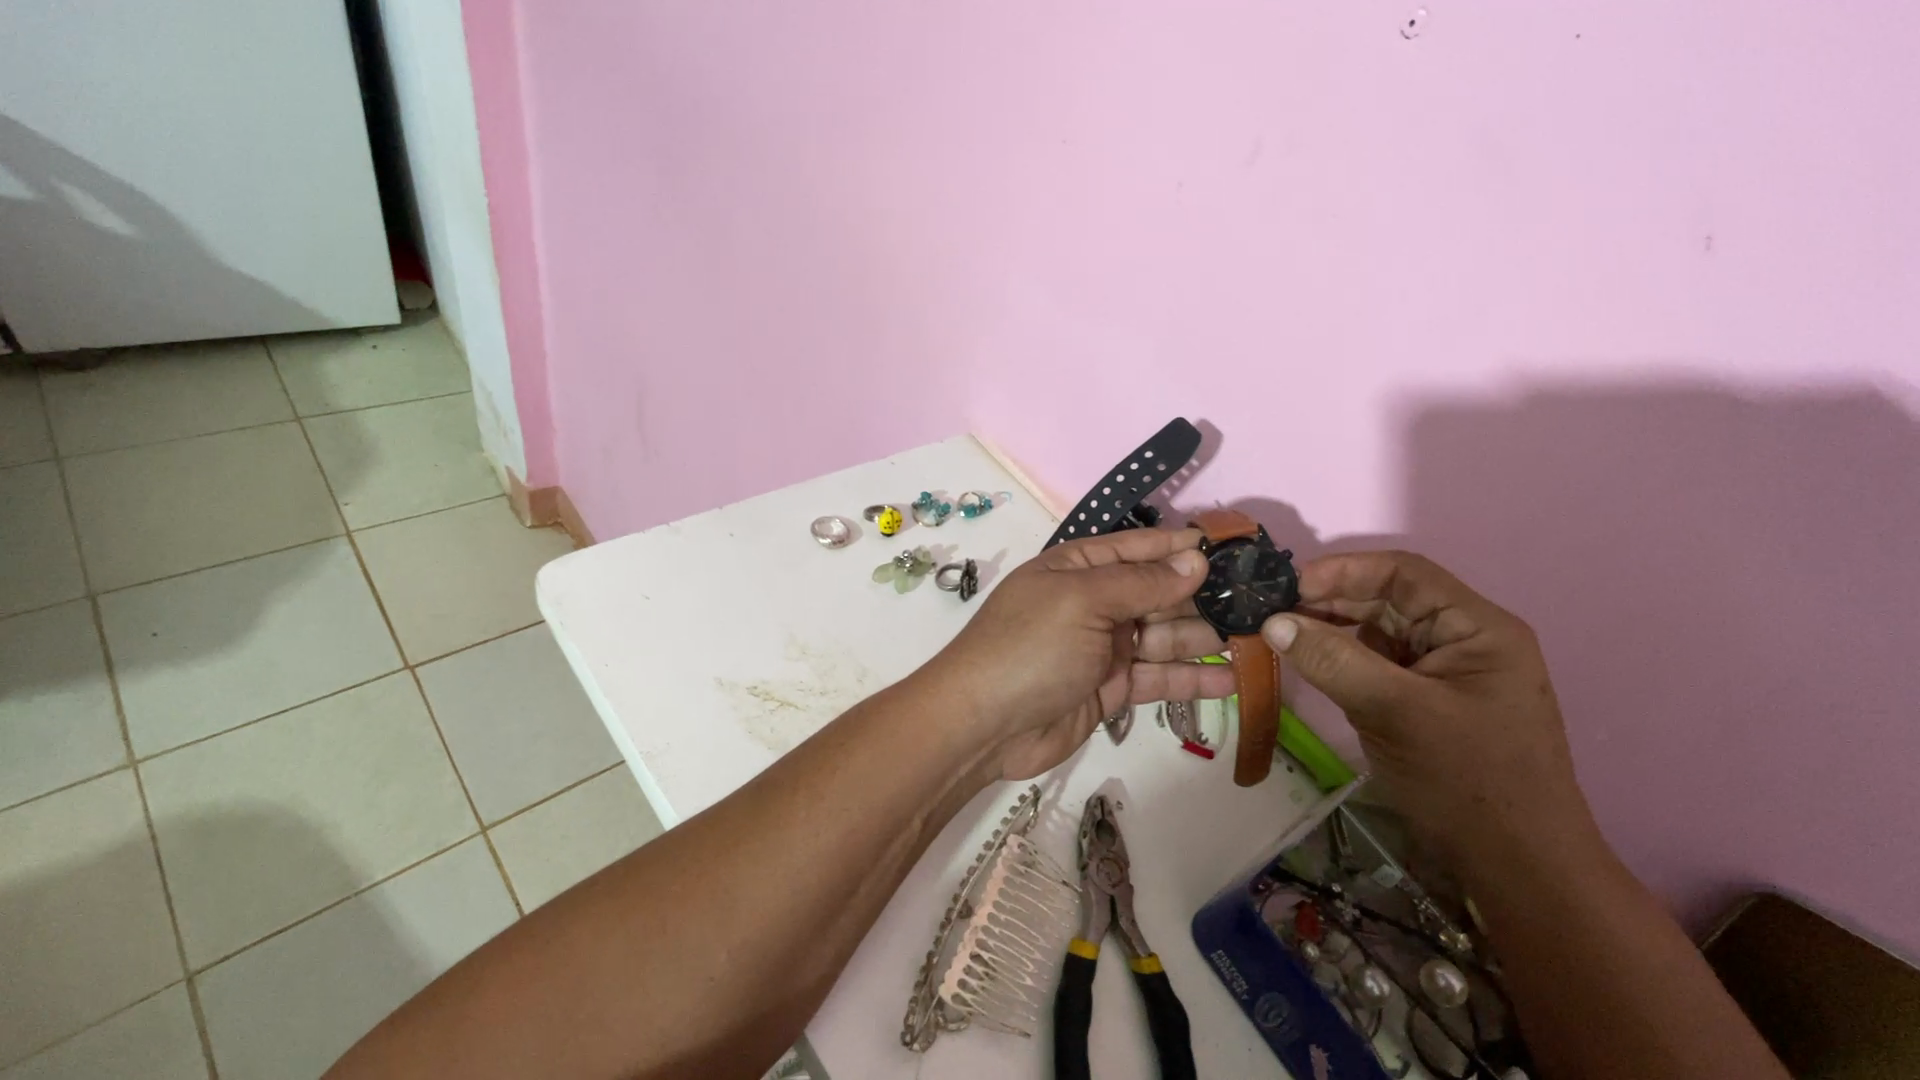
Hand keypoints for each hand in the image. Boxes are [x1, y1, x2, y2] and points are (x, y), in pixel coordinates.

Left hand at [924, 528, 1237, 779]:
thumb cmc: (1029, 648)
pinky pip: (1157, 677)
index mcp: (1078, 569)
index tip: (1235, 548)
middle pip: (1157, 593)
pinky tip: (1232, 680)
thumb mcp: (1083, 602)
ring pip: (1164, 636)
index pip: (1139, 548)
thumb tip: (1195, 558)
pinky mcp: (1110, 689)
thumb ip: (1141, 583)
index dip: (1183, 548)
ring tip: (1258, 638)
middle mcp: (1093, 603)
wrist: (983, 726)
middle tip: (1259, 602)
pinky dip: (1191, 678)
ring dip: (1205, 637)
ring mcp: (1102, 648)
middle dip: (1203, 596)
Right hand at [1262, 551, 1595, 865]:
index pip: (1404, 574)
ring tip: (1280, 636)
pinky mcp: (1427, 703)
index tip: (1288, 587)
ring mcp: (1445, 674)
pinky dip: (1342, 663)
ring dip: (1332, 632)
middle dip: (1331, 602)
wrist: (1517, 866)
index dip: (1344, 571)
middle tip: (1271, 613)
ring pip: (1379, 634)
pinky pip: (1378, 667)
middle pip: (1389, 601)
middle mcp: (1463, 640)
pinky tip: (1310, 666)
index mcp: (1477, 628)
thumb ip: (1333, 661)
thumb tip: (1272, 621)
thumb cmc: (1468, 780)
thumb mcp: (1396, 712)